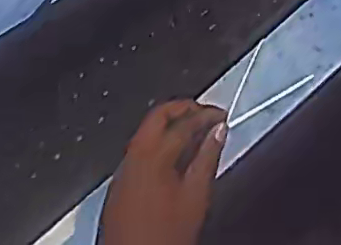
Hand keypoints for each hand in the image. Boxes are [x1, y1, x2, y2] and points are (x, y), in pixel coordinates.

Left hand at [98, 102, 226, 244]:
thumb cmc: (165, 237)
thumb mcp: (196, 197)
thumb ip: (208, 158)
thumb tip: (219, 131)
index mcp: (153, 155)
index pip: (184, 122)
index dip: (207, 115)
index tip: (222, 116)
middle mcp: (133, 156)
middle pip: (158, 116)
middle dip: (184, 109)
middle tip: (204, 113)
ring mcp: (123, 170)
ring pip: (146, 132)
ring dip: (170, 126)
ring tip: (193, 134)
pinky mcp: (118, 186)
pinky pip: (139, 152)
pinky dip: (157, 145)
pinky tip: (173, 159)